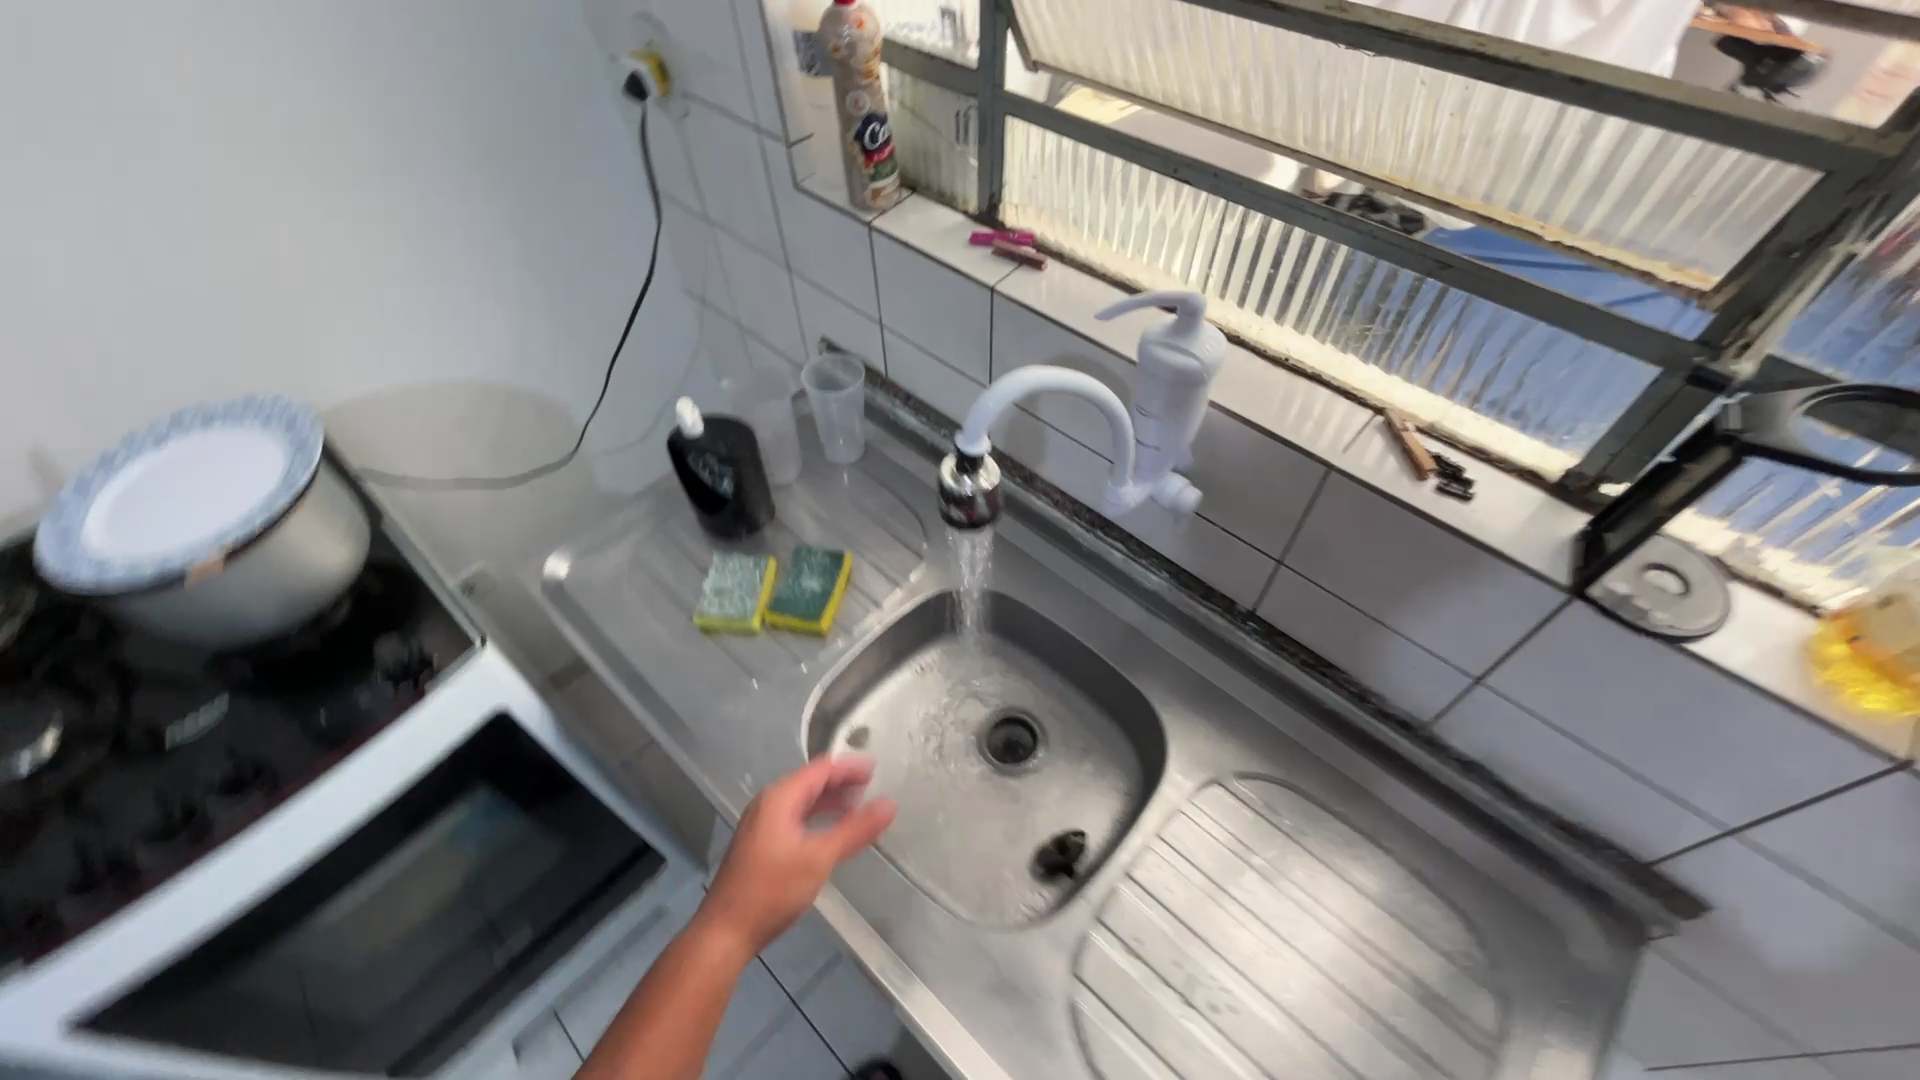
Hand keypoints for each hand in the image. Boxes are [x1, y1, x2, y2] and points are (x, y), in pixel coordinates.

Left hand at [696, 755, 896, 957]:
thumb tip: (890, 804)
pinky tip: (831, 832)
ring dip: (830, 801)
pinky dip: (817, 817)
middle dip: (841, 782)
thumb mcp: (820, 858)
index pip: (821, 769)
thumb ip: (855, 830)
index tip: (877, 769)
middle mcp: (768, 803)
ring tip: (858, 807)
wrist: (726, 932)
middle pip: (810, 782)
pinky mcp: (760, 843)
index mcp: (780, 798)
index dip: (849, 766)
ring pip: (802, 801)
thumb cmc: (772, 890)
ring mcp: (762, 824)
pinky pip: (795, 817)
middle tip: (872, 787)